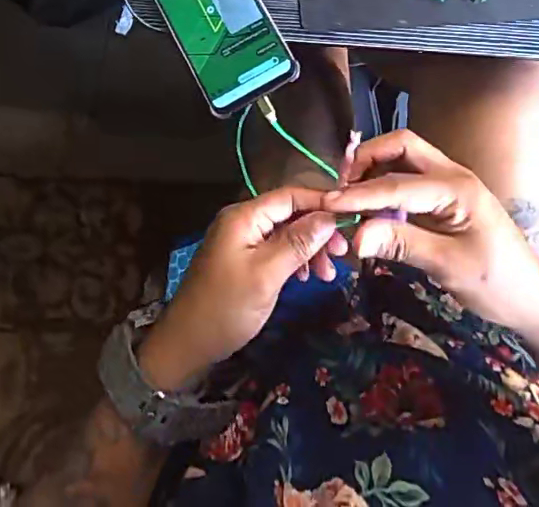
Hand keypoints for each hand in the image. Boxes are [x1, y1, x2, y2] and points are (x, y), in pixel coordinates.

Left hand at [137, 187, 347, 390]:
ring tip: (327, 273)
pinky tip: (306, 276)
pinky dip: (293, 258)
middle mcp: (241, 220)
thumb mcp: (267, 274)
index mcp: (244, 216)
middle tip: (342, 254)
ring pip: (284, 231)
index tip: (351, 218)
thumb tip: (328, 216)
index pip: (289, 195)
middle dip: (317, 230)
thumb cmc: (227, 307)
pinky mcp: (241, 257)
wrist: (187, 342)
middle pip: (288, 212)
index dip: (321, 202)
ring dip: (308, 247)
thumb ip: (297, 242)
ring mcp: (240, 238)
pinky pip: (274, 247)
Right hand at [322, 130, 538, 331]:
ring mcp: (450, 184)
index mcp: (456, 187)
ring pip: (404, 158)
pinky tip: (374, 208)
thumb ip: (401, 244)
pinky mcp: (446, 199)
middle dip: (368, 158)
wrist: (536, 303)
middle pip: (401, 145)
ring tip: (352, 194)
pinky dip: (386, 184)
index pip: (396, 182)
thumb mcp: (448, 266)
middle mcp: (452, 175)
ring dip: (376, 168)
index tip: (329, 204)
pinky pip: (410, 178)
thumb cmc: (498, 285)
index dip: (359, 193)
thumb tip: (354, 236)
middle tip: (343, 185)